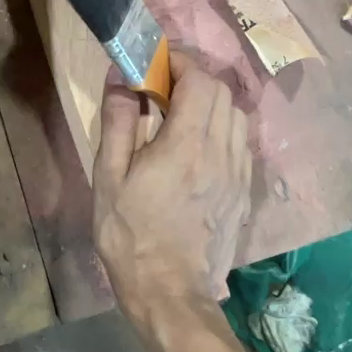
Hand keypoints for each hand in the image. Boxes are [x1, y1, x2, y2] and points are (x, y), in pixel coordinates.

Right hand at [94, 61, 252, 320]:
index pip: (200, 81)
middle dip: (193, 76)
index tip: (155, 60)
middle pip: (222, 92)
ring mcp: (237, 175)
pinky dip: (222, 126)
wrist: (169, 292)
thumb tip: (120, 76)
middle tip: (162, 83)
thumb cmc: (129, 232)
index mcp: (186, 147)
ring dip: (210, 100)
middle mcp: (220, 154)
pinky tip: (197, 141)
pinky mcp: (243, 193)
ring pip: (237, 115)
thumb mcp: (108, 175)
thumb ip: (117, 121)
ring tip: (180, 110)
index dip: (179, 61)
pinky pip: (240, 141)